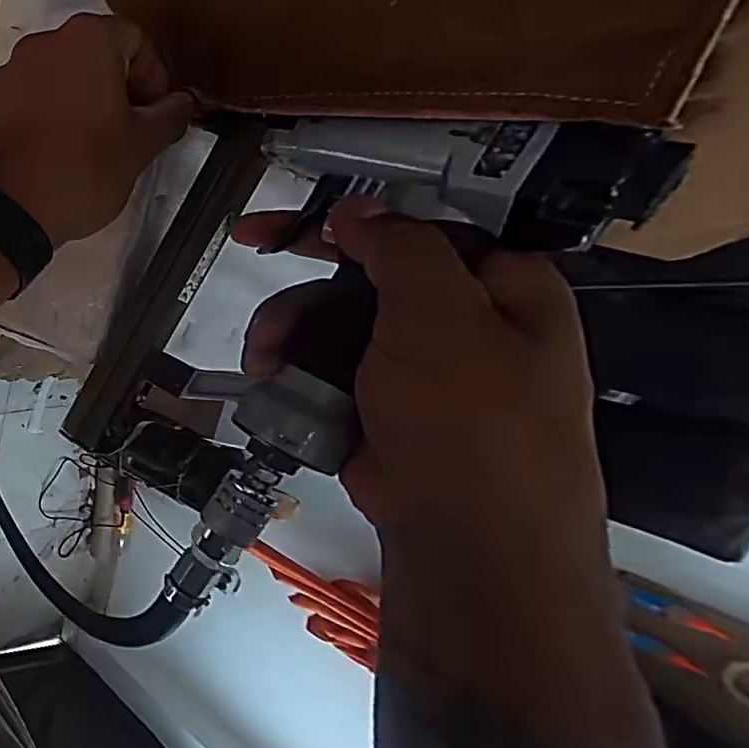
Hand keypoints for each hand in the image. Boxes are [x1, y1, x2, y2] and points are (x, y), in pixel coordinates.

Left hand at [0, 14, 196, 245]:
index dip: (154, 80)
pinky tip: (52, 155)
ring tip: (87, 149)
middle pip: (95, 57)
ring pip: (59, 80)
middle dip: (117, 91)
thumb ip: (169, 116)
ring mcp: (9, 71)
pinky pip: (28, 101)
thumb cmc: (81, 171)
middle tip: (126, 135)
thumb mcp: (139, 147)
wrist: (5, 209)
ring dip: (80, 105)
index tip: (155, 117)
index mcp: (88, 40)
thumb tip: (181, 103)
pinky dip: (46, 119)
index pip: (137, 42)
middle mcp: (44, 43)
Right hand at [233, 197, 604, 552]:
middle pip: (366, 272)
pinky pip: (325, 363)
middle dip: (308, 271)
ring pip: (334, 319)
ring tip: (263, 356)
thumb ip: (401, 250)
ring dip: (290, 327)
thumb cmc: (471, 419)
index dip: (360, 211)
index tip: (303, 209)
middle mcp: (457, 319)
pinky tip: (270, 377)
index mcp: (498, 285)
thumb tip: (356, 210)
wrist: (463, 538)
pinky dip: (294, 365)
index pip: (422, 225)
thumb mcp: (442, 318)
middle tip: (251, 247)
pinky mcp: (373, 400)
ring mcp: (412, 364)